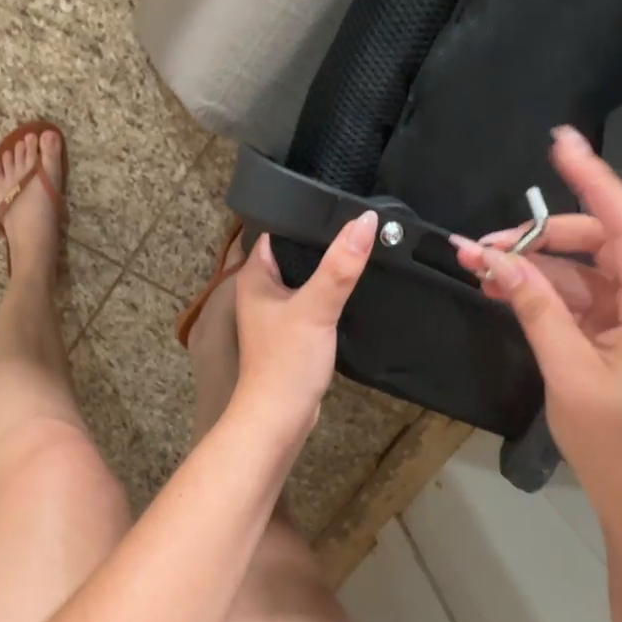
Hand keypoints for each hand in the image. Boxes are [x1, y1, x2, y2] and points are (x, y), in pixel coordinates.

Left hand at [232, 212, 377, 436]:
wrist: (279, 418)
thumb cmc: (287, 361)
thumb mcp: (317, 307)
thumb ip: (340, 266)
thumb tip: (366, 221)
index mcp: (254, 275)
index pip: (280, 230)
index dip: (308, 217)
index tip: (344, 203)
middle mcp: (262, 289)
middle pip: (297, 253)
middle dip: (326, 241)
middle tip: (364, 223)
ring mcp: (277, 311)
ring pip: (308, 278)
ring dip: (331, 269)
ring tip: (366, 247)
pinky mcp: (294, 331)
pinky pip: (314, 301)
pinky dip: (332, 294)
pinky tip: (356, 286)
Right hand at [453, 127, 621, 518]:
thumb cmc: (619, 444)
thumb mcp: (568, 371)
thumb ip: (533, 307)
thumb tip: (493, 258)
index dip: (593, 180)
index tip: (561, 142)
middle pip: (599, 245)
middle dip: (539, 238)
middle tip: (480, 247)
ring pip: (585, 273)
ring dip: (534, 268)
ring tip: (480, 270)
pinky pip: (584, 302)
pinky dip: (545, 294)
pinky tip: (504, 291)